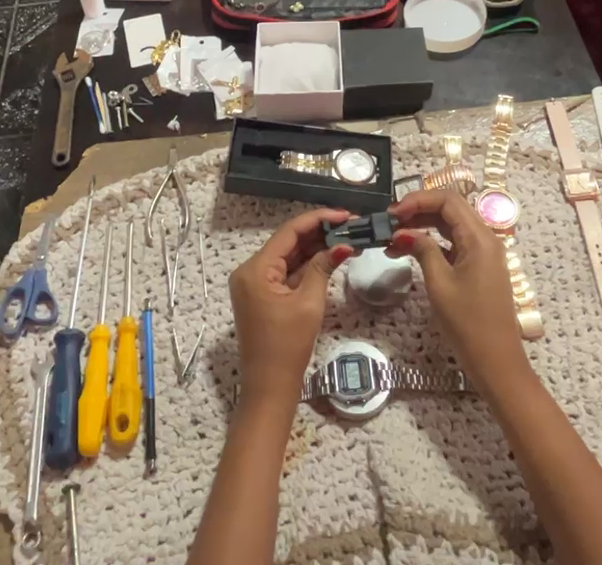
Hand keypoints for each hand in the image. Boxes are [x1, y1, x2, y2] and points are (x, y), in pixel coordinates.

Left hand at [228, 208, 354, 408]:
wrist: (269, 387)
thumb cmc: (287, 346)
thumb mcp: (308, 303)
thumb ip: (323, 268)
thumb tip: (344, 244)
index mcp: (255, 269)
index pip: (289, 232)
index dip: (318, 219)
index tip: (345, 214)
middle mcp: (250, 270)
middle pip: (288, 242)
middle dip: (319, 233)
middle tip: (351, 225)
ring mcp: (255, 284)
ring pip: (288, 256)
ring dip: (315, 248)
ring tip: (346, 237)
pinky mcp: (262, 295)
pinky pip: (285, 272)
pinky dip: (307, 265)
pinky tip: (330, 256)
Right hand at [388, 190, 530, 393]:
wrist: (496, 361)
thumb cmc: (468, 323)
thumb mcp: (440, 283)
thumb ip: (422, 249)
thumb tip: (403, 232)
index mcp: (480, 238)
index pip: (448, 200)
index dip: (418, 199)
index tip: (392, 213)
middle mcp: (485, 238)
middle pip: (450, 209)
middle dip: (418, 211)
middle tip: (388, 223)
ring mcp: (483, 253)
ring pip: (450, 226)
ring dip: (422, 226)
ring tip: (391, 238)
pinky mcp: (479, 267)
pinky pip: (453, 243)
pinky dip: (431, 242)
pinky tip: (408, 250)